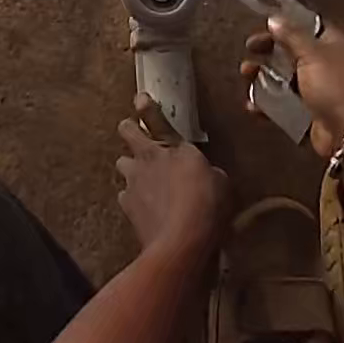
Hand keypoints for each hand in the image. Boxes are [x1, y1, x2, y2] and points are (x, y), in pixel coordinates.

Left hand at [116, 93, 228, 257]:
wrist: (182, 244)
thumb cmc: (207, 208)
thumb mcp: (221, 184)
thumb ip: (209, 172)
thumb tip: (208, 176)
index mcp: (173, 146)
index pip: (155, 117)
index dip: (146, 105)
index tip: (141, 98)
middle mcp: (148, 158)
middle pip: (127, 130)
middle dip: (130, 128)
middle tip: (135, 132)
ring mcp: (134, 181)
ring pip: (122, 162)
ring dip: (130, 167)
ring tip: (142, 176)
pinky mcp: (127, 206)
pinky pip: (125, 195)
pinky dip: (132, 199)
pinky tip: (144, 208)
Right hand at [240, 15, 343, 157]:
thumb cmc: (334, 86)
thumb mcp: (312, 54)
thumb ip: (291, 35)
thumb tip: (274, 18)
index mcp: (337, 44)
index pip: (310, 26)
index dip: (288, 23)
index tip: (265, 24)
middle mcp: (331, 64)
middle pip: (295, 50)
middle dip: (270, 49)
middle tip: (250, 47)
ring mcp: (323, 89)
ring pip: (288, 77)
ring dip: (264, 75)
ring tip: (246, 74)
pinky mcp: (314, 112)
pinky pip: (288, 102)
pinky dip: (270, 103)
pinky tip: (253, 105)